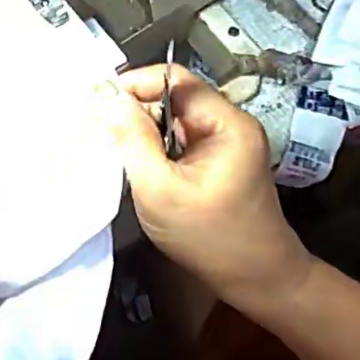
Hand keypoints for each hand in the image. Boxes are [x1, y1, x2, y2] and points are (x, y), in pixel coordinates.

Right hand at [99, 64, 311, 316]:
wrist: (256, 279)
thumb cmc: (209, 238)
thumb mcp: (160, 189)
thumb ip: (134, 140)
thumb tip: (112, 100)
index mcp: (227, 124)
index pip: (175, 79)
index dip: (137, 84)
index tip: (103, 102)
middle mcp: (232, 124)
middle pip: (175, 96)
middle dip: (139, 109)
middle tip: (107, 129)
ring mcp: (228, 142)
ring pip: (175, 118)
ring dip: (147, 129)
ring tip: (122, 149)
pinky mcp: (220, 159)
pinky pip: (182, 137)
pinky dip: (159, 145)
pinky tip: (144, 165)